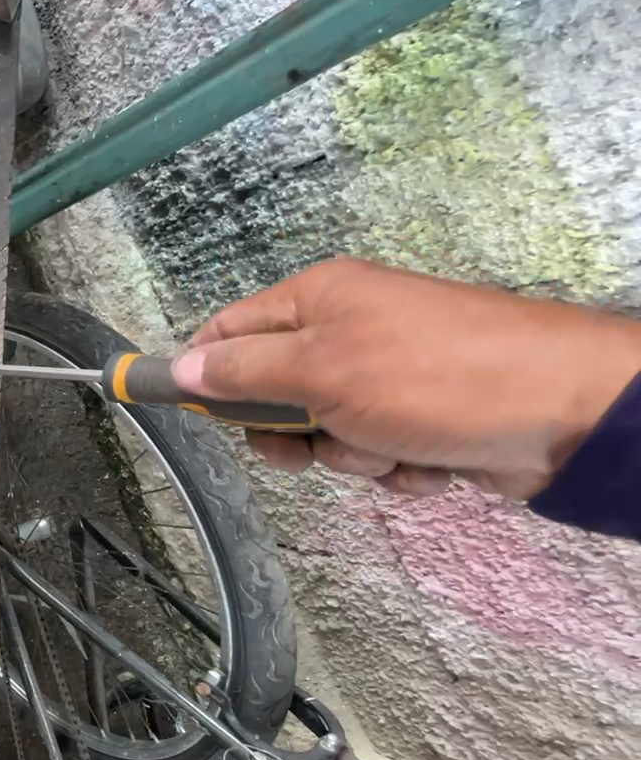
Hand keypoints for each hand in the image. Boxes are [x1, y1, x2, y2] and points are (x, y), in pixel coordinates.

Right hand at [171, 258, 640, 497]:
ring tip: (386, 449)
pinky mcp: (423, 409)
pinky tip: (424, 458)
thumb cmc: (436, 379)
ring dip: (343, 450)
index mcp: (318, 299)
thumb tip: (177, 368)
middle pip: (270, 386)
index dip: (204, 371)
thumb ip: (239, 370)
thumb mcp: (319, 371)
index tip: (198, 412)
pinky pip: (371, 442)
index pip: (227, 331)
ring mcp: (388, 369)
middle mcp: (348, 327)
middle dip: (284, 427)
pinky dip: (389, 460)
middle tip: (299, 448)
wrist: (583, 415)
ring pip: (321, 424)